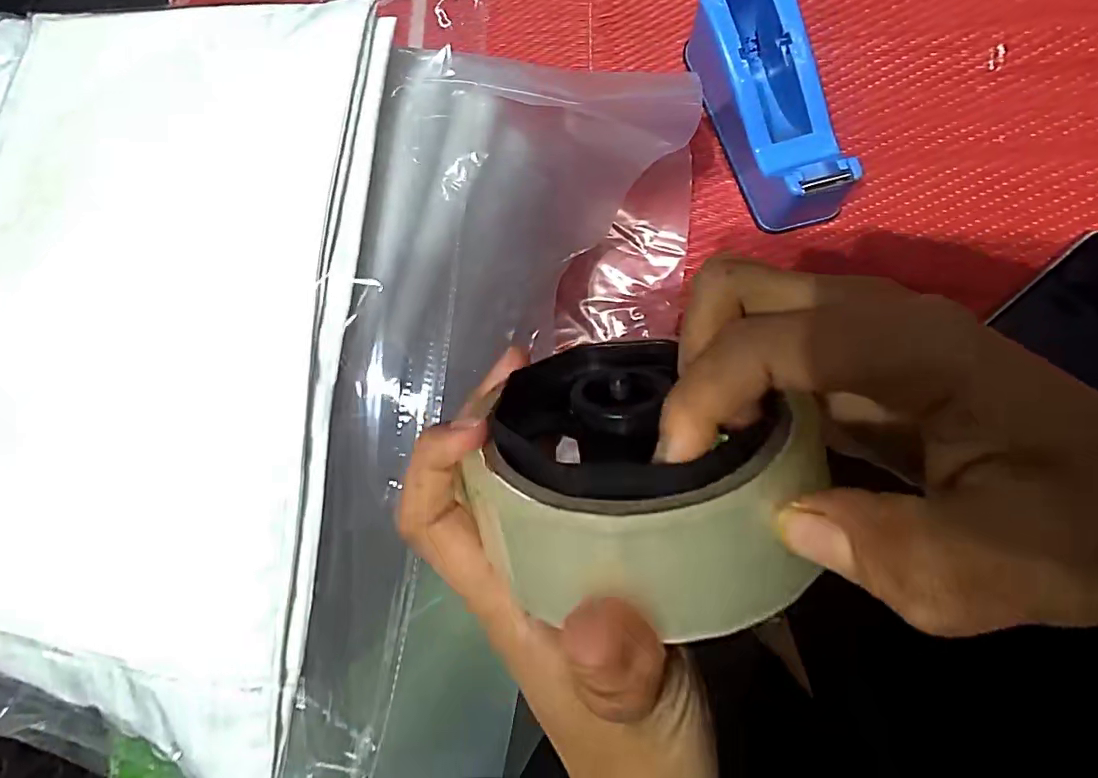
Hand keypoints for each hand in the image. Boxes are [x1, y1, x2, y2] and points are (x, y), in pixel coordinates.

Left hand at [397, 351, 715, 777]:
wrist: (671, 773)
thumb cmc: (637, 749)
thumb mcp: (630, 714)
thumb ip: (614, 675)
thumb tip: (592, 622)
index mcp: (502, 588)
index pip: (427, 517)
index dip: (434, 463)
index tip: (480, 421)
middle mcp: (516, 557)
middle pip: (467, 473)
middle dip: (484, 408)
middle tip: (525, 360)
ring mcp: (554, 549)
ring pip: (515, 467)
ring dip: (525, 412)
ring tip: (557, 369)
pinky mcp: (597, 546)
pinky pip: (570, 478)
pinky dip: (576, 436)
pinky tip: (609, 415)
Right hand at [659, 255, 1097, 636]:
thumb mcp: (1008, 572)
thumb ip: (892, 554)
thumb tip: (785, 520)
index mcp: (912, 346)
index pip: (766, 339)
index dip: (704, 394)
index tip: (683, 467)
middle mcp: (882, 311)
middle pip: (738, 285)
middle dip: (695, 354)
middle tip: (701, 439)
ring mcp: (877, 321)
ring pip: (751, 300)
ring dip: (716, 360)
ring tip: (722, 441)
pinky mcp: (875, 347)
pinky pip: (780, 335)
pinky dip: (746, 374)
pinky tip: (762, 436)